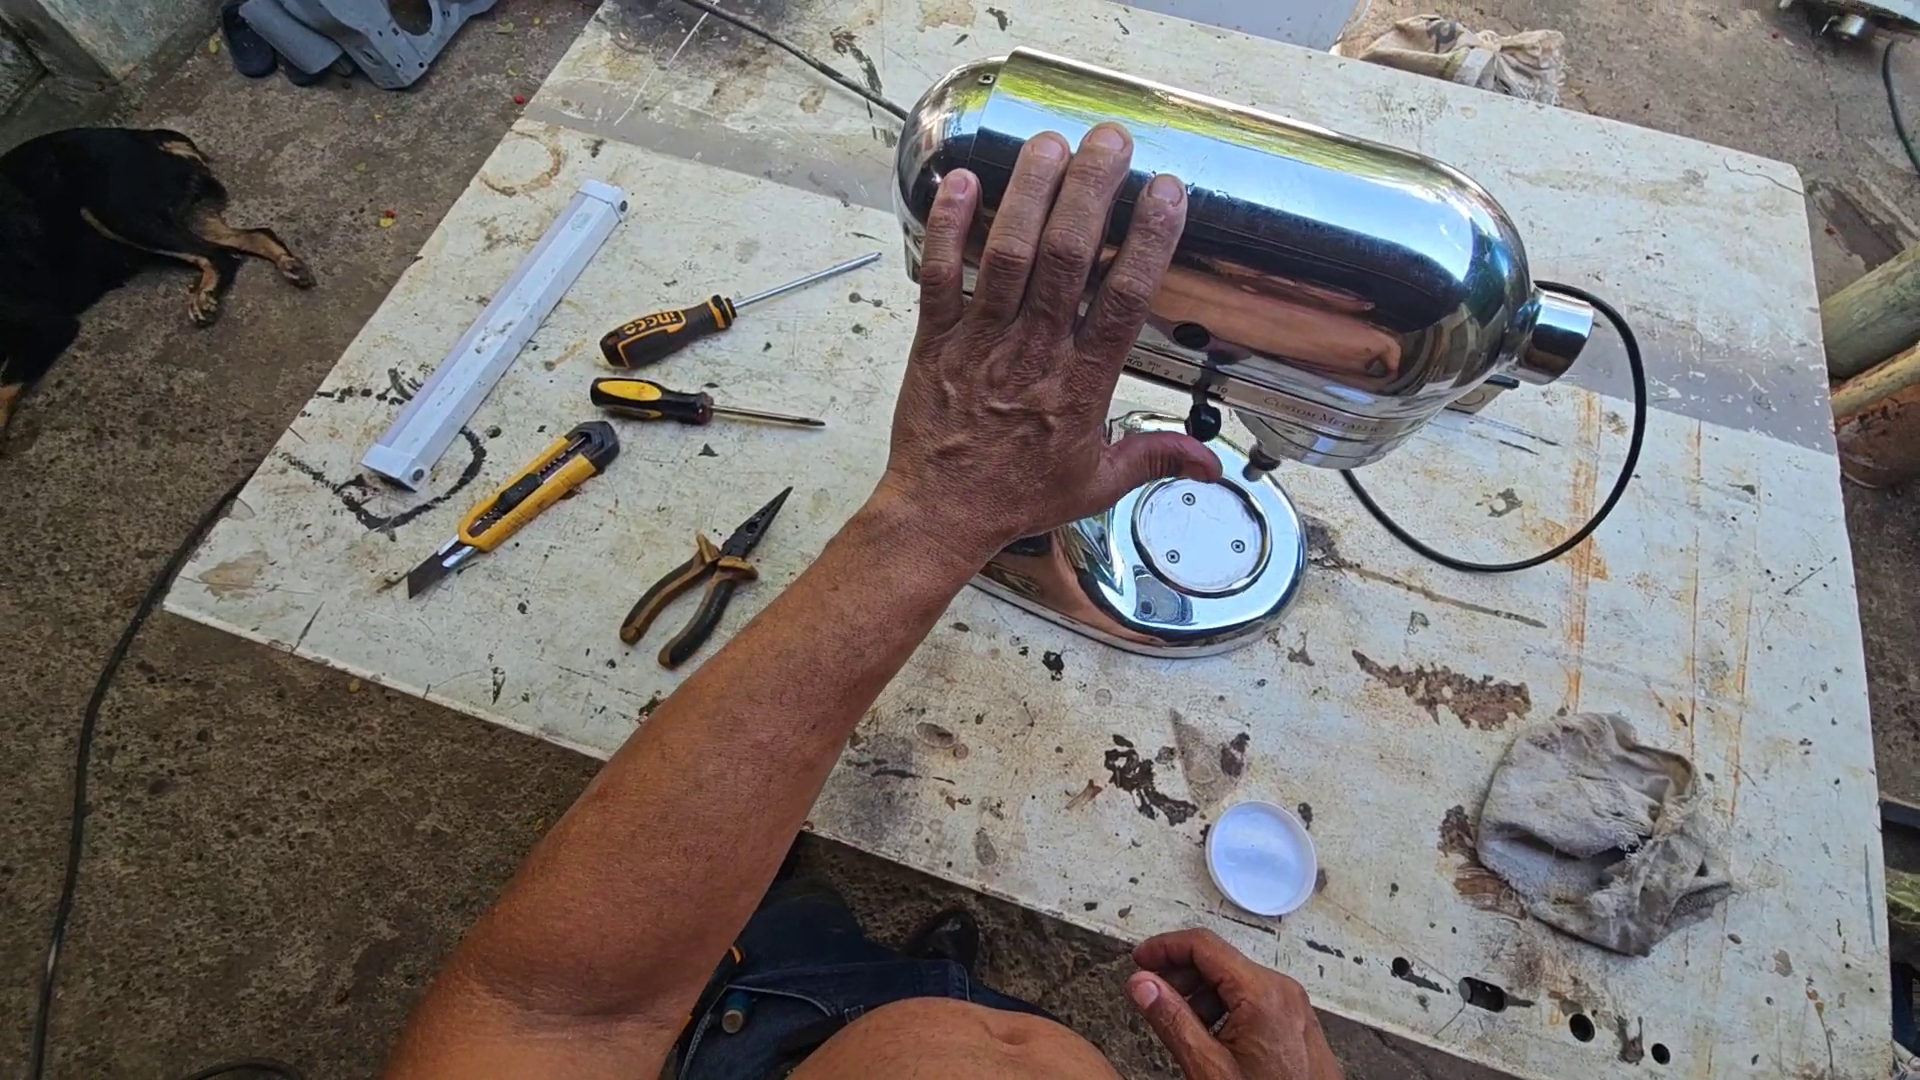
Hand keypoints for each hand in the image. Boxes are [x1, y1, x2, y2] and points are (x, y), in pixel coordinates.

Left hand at [875, 123, 1220, 567]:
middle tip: (1110, 141)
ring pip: (1005, 258)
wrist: (941, 512)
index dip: (1146, 243)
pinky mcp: (936, 343)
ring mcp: (980, 346)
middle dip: (1088, 193)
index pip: (1121, 304)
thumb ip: (1153, 460)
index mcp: (1079, 389)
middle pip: (1064, 262)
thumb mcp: (1095, 485)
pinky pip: (939, 278)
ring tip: (1050, 142)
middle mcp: (1032, 357)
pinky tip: (962, 181)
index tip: (1167, 192)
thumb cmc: (1016, 496)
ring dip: (1027, 194)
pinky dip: (947, 230)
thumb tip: (1214, 466)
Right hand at [1127, 928, 1342, 1079]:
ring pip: (1232, 979)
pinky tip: (1208, 1036)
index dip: (1164, 947)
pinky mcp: (1296, 1023)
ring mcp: (1292, 1006)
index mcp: (1262, 992)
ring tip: (1178, 1022)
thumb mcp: (1211, 1071)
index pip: (1202, 944)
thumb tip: (1139, 983)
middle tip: (1151, 995)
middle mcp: (1281, 989)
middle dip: (1179, 973)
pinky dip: (1222, 1006)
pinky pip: (1251, 998)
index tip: (1138, 962)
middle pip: (1217, 959)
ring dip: (1198, 992)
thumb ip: (1172, 1020)